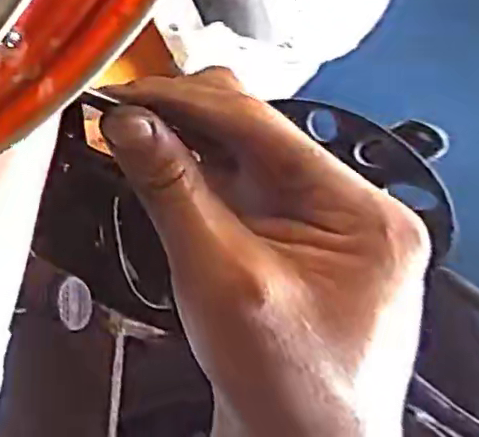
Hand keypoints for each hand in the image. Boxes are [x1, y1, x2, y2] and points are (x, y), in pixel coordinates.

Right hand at [100, 70, 429, 436]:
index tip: (122, 95)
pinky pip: (221, 165)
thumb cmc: (289, 385)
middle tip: (120, 115)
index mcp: (358, 210)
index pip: (255, 119)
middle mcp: (341, 199)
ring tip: (128, 135)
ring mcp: (309, 208)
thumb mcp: (219, 276)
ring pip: (228, 136)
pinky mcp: (277, 218)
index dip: (179, 99)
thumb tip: (127, 121)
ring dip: (175, 131)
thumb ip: (170, 187)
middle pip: (244, 118)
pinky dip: (180, 156)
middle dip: (176, 110)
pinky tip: (150, 159)